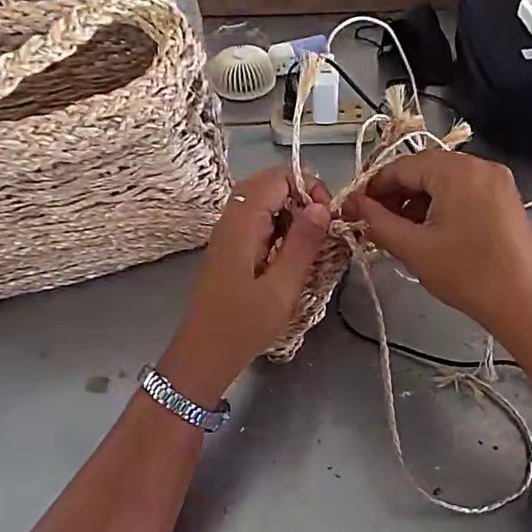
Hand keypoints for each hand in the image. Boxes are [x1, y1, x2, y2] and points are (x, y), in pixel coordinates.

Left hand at [158, 166, 331, 405]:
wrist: (205, 354)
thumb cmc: (244, 324)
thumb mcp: (282, 287)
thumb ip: (303, 243)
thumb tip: (322, 206)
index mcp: (242, 223)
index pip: (277, 177)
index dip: (308, 188)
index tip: (326, 218)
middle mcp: (231, 220)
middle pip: (269, 185)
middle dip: (302, 199)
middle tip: (321, 232)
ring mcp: (228, 234)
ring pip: (263, 204)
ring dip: (291, 216)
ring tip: (309, 246)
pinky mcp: (230, 249)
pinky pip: (257, 223)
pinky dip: (278, 230)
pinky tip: (289, 257)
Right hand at [344, 150, 531, 344]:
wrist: (525, 302)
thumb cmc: (467, 274)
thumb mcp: (413, 248)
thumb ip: (377, 221)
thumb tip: (354, 204)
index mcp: (457, 171)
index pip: (401, 166)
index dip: (373, 186)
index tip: (355, 208)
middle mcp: (479, 166)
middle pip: (424, 169)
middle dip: (395, 193)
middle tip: (373, 221)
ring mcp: (497, 181)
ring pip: (444, 180)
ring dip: (417, 200)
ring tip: (399, 230)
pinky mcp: (505, 198)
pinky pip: (463, 190)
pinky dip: (440, 204)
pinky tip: (427, 230)